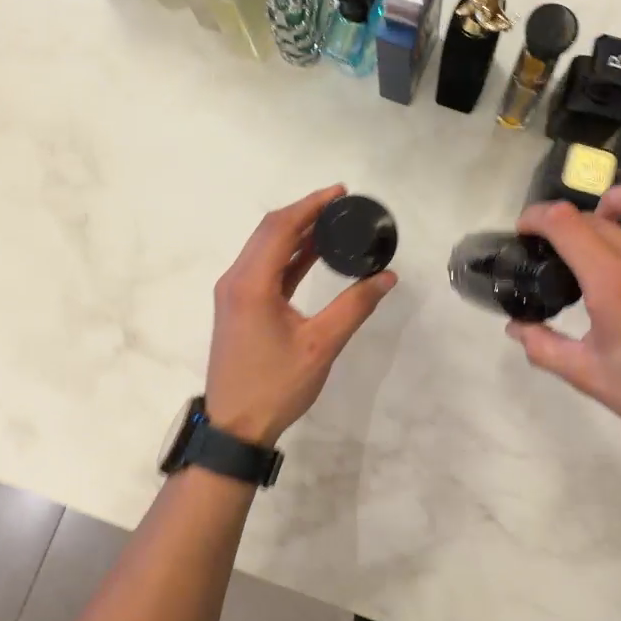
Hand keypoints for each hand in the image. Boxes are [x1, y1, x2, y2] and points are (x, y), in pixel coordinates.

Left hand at [206, 186, 397, 445]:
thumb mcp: (321, 345)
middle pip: (269, 231)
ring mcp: (234, 294)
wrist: (235, 427)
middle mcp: (236, 281)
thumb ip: (354, 306)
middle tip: (341, 205)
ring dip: (296, 233)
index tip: (339, 193)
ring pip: (265, 248)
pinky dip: (289, 255)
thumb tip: (386, 277)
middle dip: (304, 213)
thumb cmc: (276, 385)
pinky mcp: (239, 306)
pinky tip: (314, 253)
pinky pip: (265, 267)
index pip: (280, 228)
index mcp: (252, 284)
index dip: (310, 206)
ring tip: (333, 223)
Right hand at [509, 187, 620, 481]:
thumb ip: (545, 347)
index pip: (565, 224)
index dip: (536, 217)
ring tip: (611, 223)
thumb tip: (516, 327)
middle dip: (569, 225)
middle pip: (599, 217)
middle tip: (561, 251)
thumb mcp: (591, 379)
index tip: (526, 230)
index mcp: (616, 286)